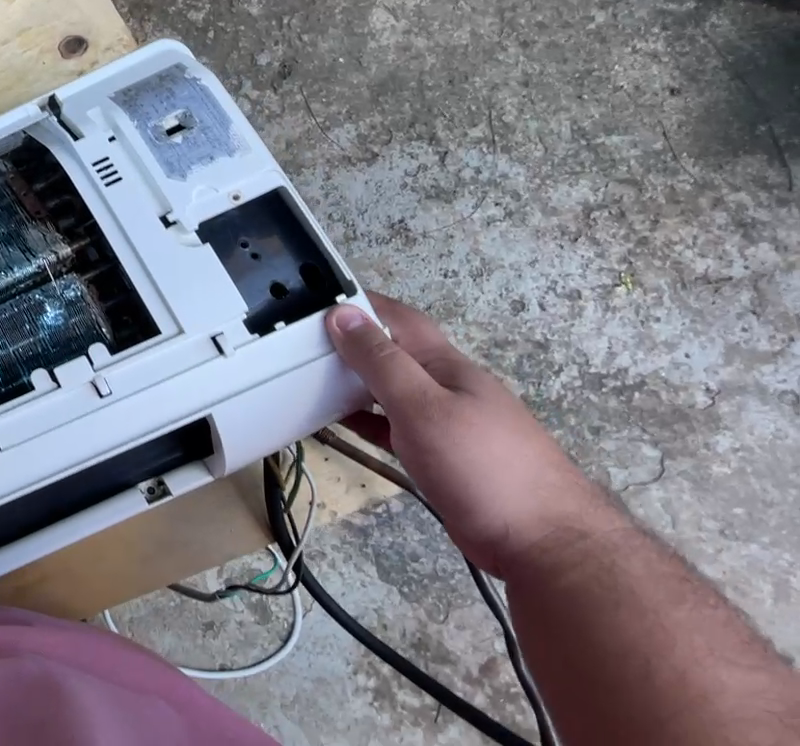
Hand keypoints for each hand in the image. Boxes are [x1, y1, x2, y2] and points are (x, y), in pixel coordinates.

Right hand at [325, 293, 624, 579]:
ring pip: (389, 389)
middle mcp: (446, 387)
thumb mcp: (422, 405)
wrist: (543, 544)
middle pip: (392, 352)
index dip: (361, 303)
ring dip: (352, 380)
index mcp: (447, 366)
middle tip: (299, 341)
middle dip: (350, 341)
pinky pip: (390, 424)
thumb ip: (381, 360)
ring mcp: (446, 422)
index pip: (400, 319)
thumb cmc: (482, 465)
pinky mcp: (440, 455)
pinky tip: (337, 421)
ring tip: (307, 377)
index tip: (315, 297)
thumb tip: (343, 313)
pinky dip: (362, 417)